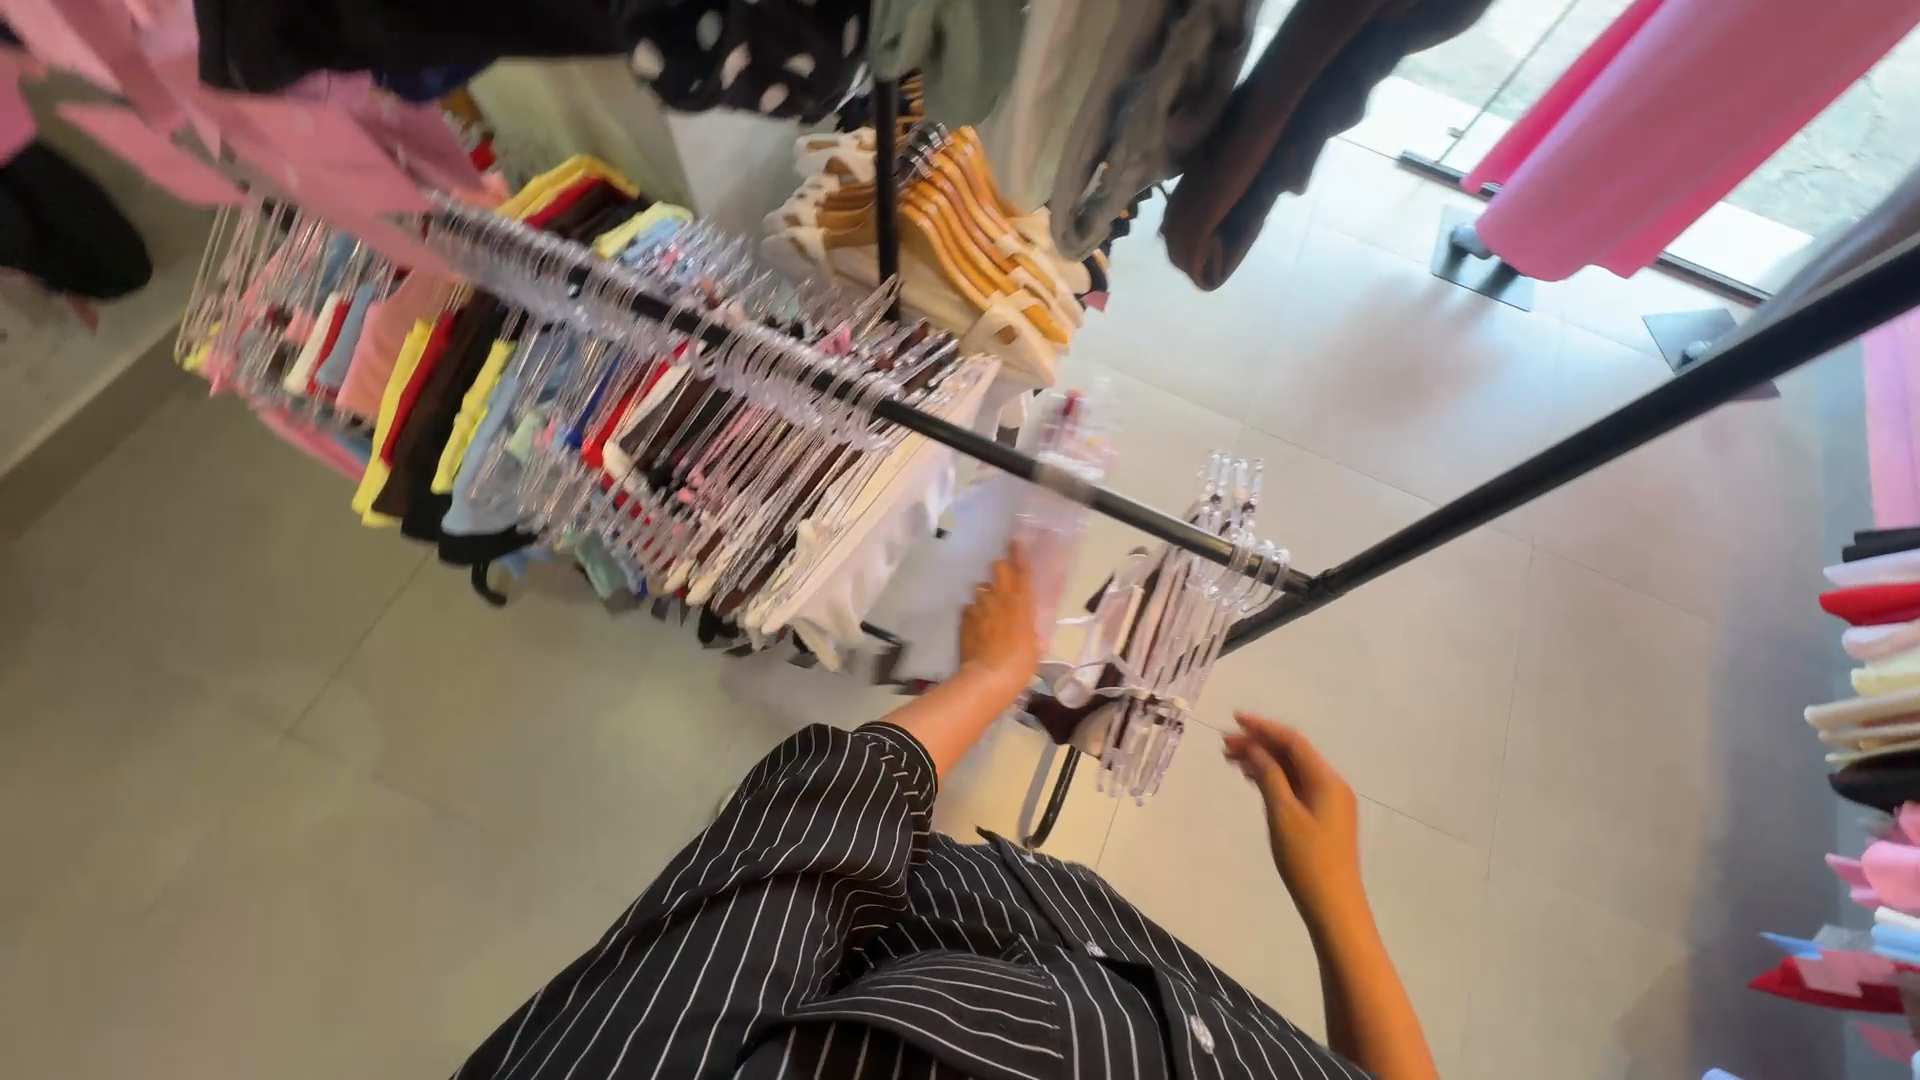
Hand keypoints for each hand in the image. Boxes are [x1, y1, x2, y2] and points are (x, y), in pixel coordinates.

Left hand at [959, 547, 1040, 692]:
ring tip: (988, 613)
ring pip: (981, 590)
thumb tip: (1034, 636)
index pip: (1022, 568)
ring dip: (986, 597)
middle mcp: (1000, 596)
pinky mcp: (964, 618)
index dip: (1019, 552)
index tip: (1016, 539)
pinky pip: (969, 609)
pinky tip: (976, 628)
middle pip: (998, 568)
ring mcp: (979, 605)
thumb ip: (1032, 634)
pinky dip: (973, 614)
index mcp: (1023, 601)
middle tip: (1003, 582)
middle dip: (1001, 570)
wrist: (989, 676)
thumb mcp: (1035, 647)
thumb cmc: (1021, 663)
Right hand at [1223, 712, 1367, 933]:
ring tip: (1232, 760)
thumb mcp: (1282, 813)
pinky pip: (1295, 786)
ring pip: (1292, 770)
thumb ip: (1268, 775)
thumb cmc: (1307, 859)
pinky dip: (1273, 778)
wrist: (1334, 907)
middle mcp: (1331, 785)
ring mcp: (1329, 802)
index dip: (1263, 728)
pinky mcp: (1322, 818)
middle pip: (1292, 753)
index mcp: (1326, 780)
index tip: (1234, 720)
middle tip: (1225, 745)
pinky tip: (1253, 779)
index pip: (1292, 741)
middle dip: (1260, 744)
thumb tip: (1253, 747)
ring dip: (1264, 760)